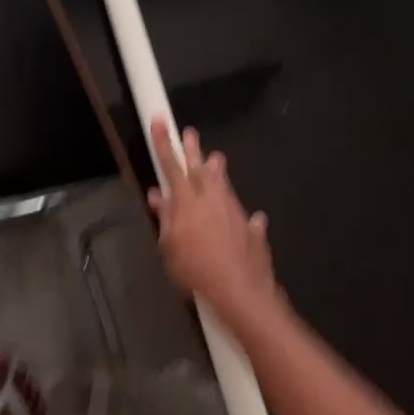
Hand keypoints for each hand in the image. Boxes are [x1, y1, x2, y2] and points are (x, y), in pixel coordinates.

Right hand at [146, 121, 278, 318]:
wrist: (241, 294)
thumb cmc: (196, 270)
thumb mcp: (169, 247)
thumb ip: (165, 219)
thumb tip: (158, 197)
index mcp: (187, 202)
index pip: (171, 165)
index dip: (164, 142)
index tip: (159, 121)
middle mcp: (212, 201)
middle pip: (200, 169)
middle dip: (193, 149)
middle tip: (190, 132)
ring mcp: (236, 215)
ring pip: (225, 186)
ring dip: (218, 173)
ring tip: (216, 159)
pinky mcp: (255, 233)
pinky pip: (248, 220)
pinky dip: (245, 216)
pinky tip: (253, 217)